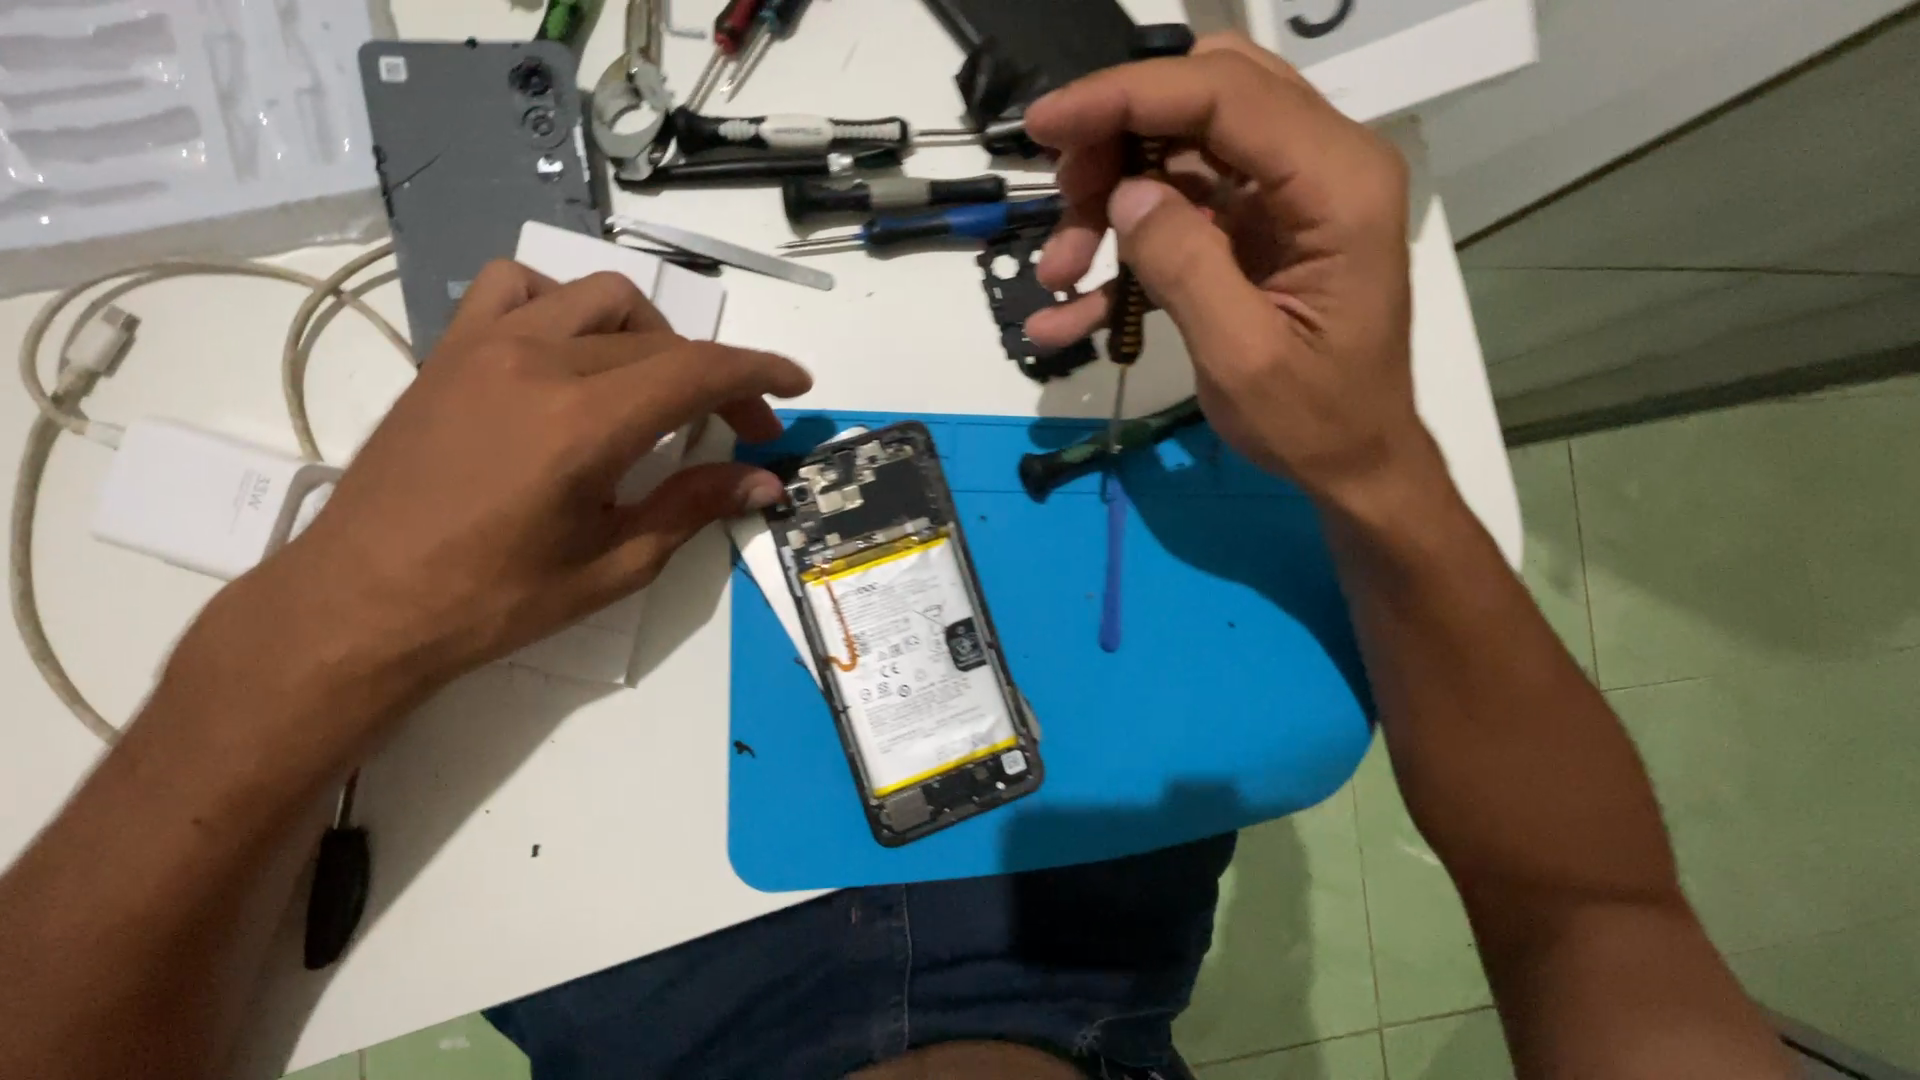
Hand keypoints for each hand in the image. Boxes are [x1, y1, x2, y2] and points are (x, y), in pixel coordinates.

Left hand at [266, 261, 810, 686]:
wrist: (362, 604)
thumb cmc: (494, 600)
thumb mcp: (614, 563)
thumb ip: (694, 507)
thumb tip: (765, 482)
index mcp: (583, 423)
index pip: (696, 370)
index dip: (760, 372)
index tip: (797, 386)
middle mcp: (538, 363)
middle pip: (660, 341)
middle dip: (717, 378)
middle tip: (736, 433)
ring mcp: (486, 347)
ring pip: (598, 297)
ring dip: (651, 335)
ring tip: (658, 388)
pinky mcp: (449, 352)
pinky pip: (517, 288)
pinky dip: (563, 305)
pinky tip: (571, 352)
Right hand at [1024, 34, 1442, 510]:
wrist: (1351, 461)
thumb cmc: (1314, 420)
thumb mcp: (1242, 355)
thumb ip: (1186, 265)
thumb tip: (1124, 193)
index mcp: (1337, 184)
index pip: (1225, 96)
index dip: (1126, 96)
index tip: (1047, 125)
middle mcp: (1319, 168)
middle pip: (1204, 100)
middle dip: (1118, 138)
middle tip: (1062, 197)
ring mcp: (1286, 198)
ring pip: (1180, 152)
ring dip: (1109, 203)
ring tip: (1059, 274)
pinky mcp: (1256, 231)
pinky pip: (1178, 214)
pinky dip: (1122, 254)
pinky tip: (1068, 312)